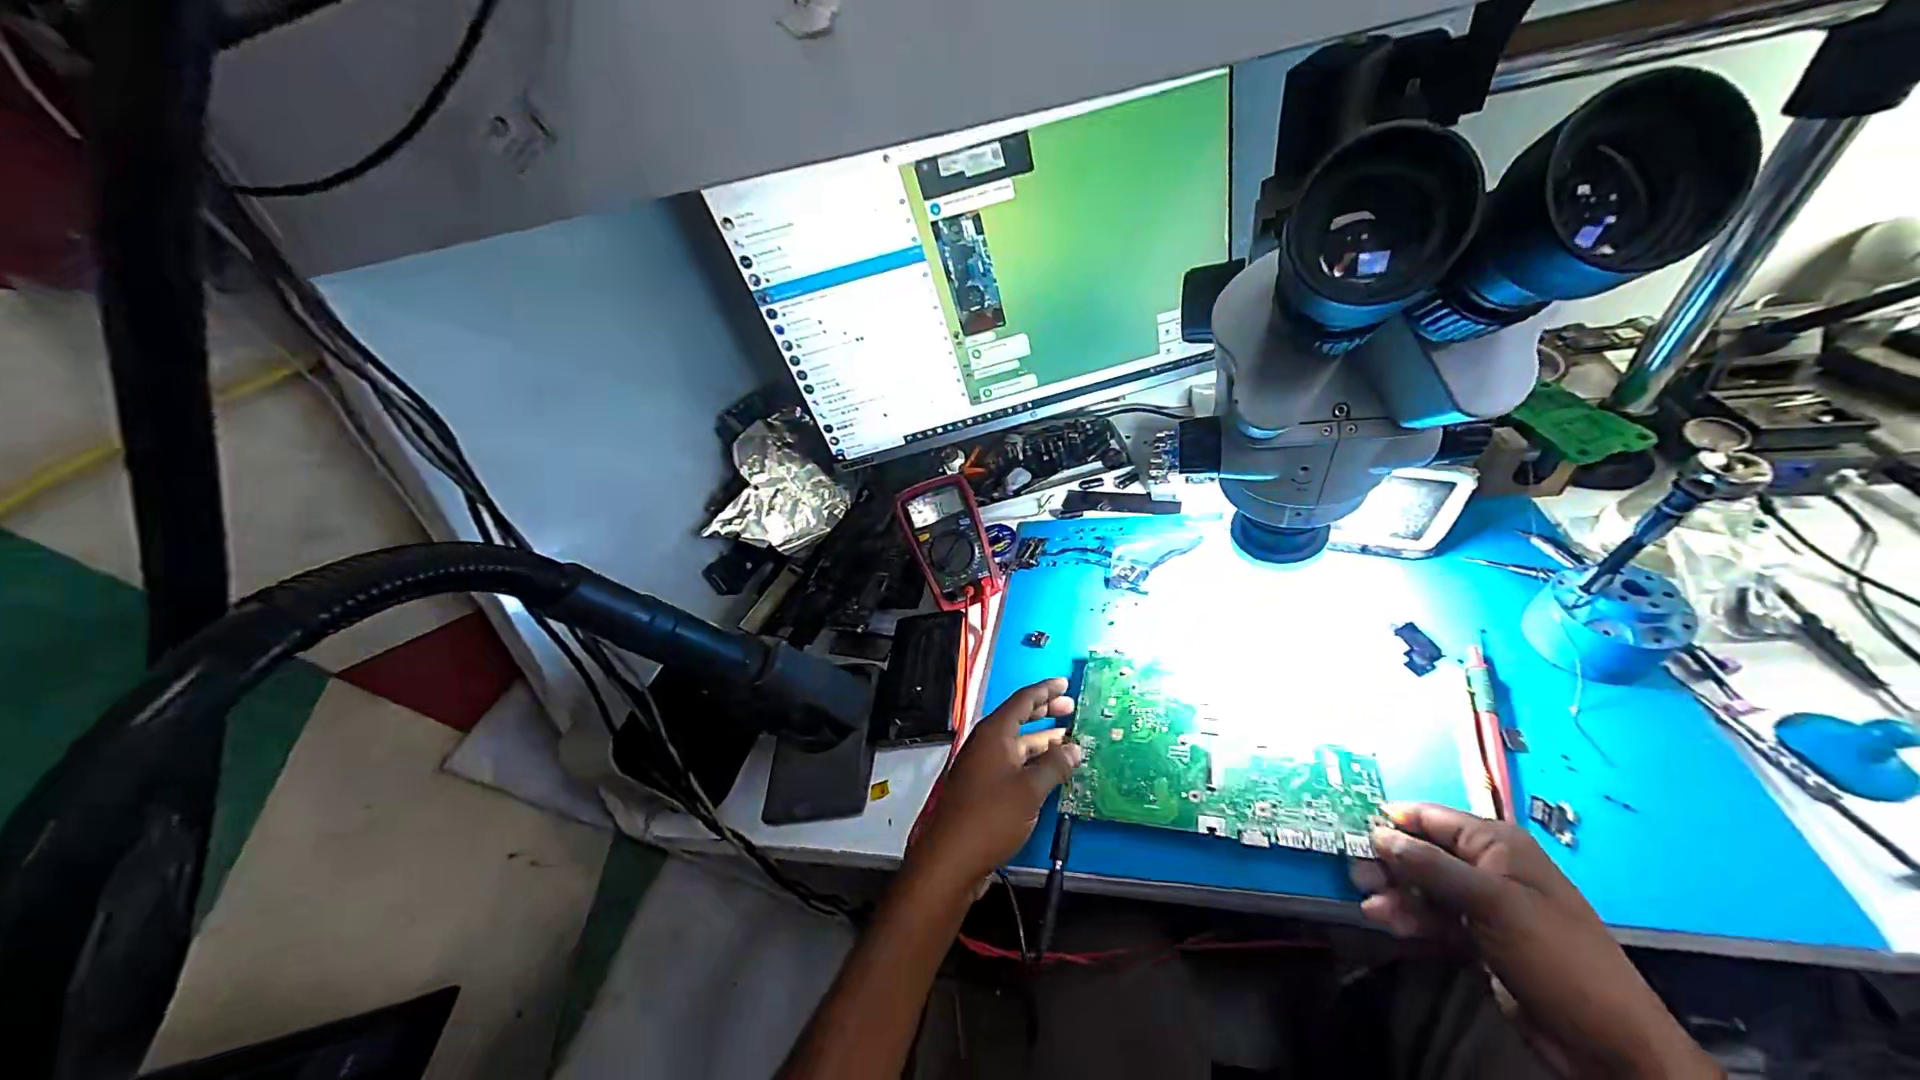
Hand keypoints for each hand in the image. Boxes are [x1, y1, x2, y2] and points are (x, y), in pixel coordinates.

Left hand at [905, 678, 1078, 896]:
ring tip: (1069, 740)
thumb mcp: (1030, 789)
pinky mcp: (983, 788)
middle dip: (1045, 712)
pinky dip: (1033, 762)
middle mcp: (986, 744)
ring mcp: (983, 766)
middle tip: (1071, 708)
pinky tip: (1051, 771)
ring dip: (1042, 740)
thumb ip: (1054, 766)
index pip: (1022, 700)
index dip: (1045, 690)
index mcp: (994, 733)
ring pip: (1017, 744)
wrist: (953, 858)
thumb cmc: (992, 816)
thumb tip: (1074, 748)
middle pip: (1018, 719)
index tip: (1064, 683)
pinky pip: (1013, 764)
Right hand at [1351, 804, 1717, 1079]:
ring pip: (1422, 887)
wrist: (1608, 1044)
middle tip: (1357, 875)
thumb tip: (1380, 833)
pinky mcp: (1478, 939)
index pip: (1431, 817)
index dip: (1390, 820)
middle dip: (1388, 862)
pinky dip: (1410, 919)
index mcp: (1498, 845)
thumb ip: (1432, 865)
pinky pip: (1433, 918)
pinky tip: (1388, 923)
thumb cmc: (1556, 957)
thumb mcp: (1492, 904)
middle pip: (1422, 852)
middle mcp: (1487, 868)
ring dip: (1395, 894)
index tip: (1350, 827)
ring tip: (1372, 907)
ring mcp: (1483, 905)